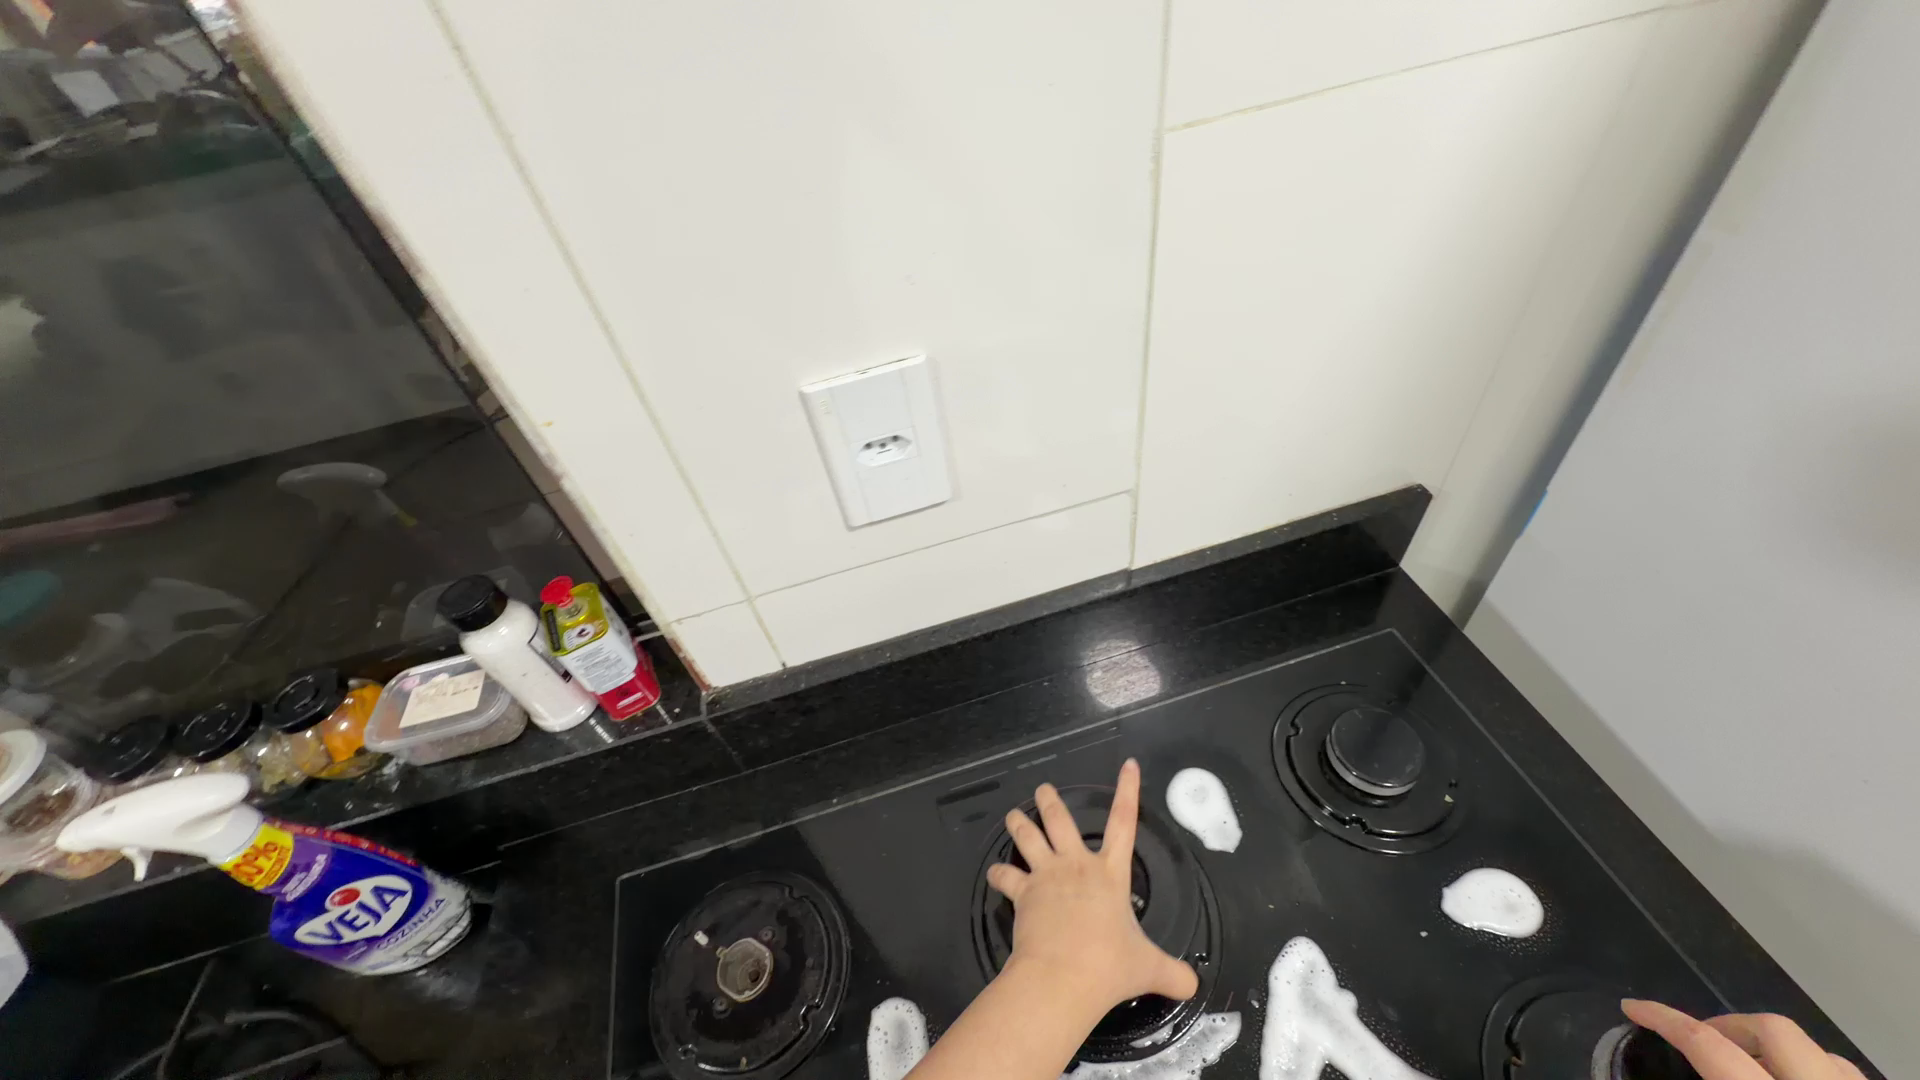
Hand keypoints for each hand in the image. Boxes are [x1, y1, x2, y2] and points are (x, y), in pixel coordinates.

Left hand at [986, 759, 1199, 1014]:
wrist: (1061, 976)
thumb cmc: (1108, 966)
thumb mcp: (1149, 969)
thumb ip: (1172, 974)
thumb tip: (1192, 985)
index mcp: (1109, 873)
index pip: (1124, 822)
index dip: (1128, 791)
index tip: (1128, 764)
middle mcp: (1075, 865)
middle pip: (1060, 821)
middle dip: (1050, 801)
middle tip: (1042, 788)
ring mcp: (1045, 876)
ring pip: (1028, 837)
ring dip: (1019, 824)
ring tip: (1012, 815)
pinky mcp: (1022, 893)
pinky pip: (1006, 876)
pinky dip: (998, 873)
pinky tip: (993, 872)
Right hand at [1623, 999, 1868, 1079]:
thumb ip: (1707, 1078)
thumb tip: (1679, 1048)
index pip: (1708, 1045)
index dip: (1663, 1019)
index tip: (1632, 1007)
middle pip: (1772, 1029)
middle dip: (1729, 1026)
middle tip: (1705, 1042)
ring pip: (1822, 1052)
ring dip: (1779, 1051)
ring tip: (1754, 1068)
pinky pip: (1847, 1076)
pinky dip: (1816, 1072)